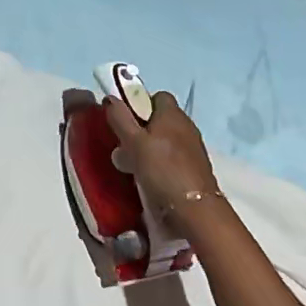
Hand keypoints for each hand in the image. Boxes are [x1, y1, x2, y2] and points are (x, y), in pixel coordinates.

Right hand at [104, 91, 220, 226]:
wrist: (194, 209)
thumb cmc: (162, 170)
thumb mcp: (134, 143)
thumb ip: (120, 119)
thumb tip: (111, 98)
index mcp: (172, 114)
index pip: (157, 96)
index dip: (139, 104)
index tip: (124, 121)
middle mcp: (185, 127)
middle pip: (159, 120)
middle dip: (139, 131)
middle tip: (124, 148)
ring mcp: (192, 149)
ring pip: (163, 141)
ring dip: (147, 150)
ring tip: (131, 168)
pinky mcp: (193, 169)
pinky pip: (170, 159)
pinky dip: (157, 166)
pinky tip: (147, 180)